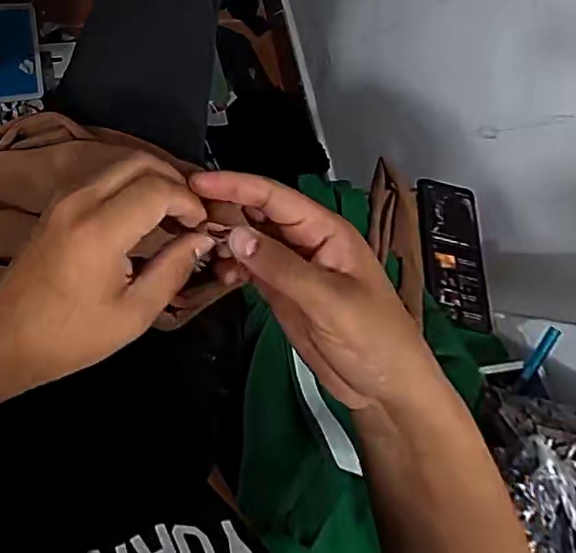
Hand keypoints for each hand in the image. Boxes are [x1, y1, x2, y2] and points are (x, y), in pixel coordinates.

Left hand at [0, 155, 215, 409]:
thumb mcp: (131, 315)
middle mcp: (80, 200)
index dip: (189, 201)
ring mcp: (65, 196)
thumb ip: (173, 270)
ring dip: (152, 179)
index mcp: (99, 229)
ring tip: (173, 215)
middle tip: (192, 214)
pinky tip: (144, 213)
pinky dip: (130, 184)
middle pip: (140, 162)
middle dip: (174, 181)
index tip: (204, 224)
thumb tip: (201, 239)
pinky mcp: (58, 201)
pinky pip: (103, 176)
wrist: (2, 338)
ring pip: (121, 164)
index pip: (157, 188)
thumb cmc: (67, 338)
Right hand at [192, 170, 439, 412]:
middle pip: (256, 211)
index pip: (273, 196)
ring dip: (223, 238)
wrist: (387, 393)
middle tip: (188, 213)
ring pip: (248, 237)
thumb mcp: (330, 302)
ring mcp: (291, 264)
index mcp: (324, 229)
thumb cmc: (377, 340)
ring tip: (198, 244)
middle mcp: (304, 239)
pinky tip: (220, 275)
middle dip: (223, 208)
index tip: (200, 183)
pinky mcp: (280, 288)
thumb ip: (281, 267)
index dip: (235, 185)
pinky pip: (247, 265)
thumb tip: (235, 235)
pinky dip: (230, 266)